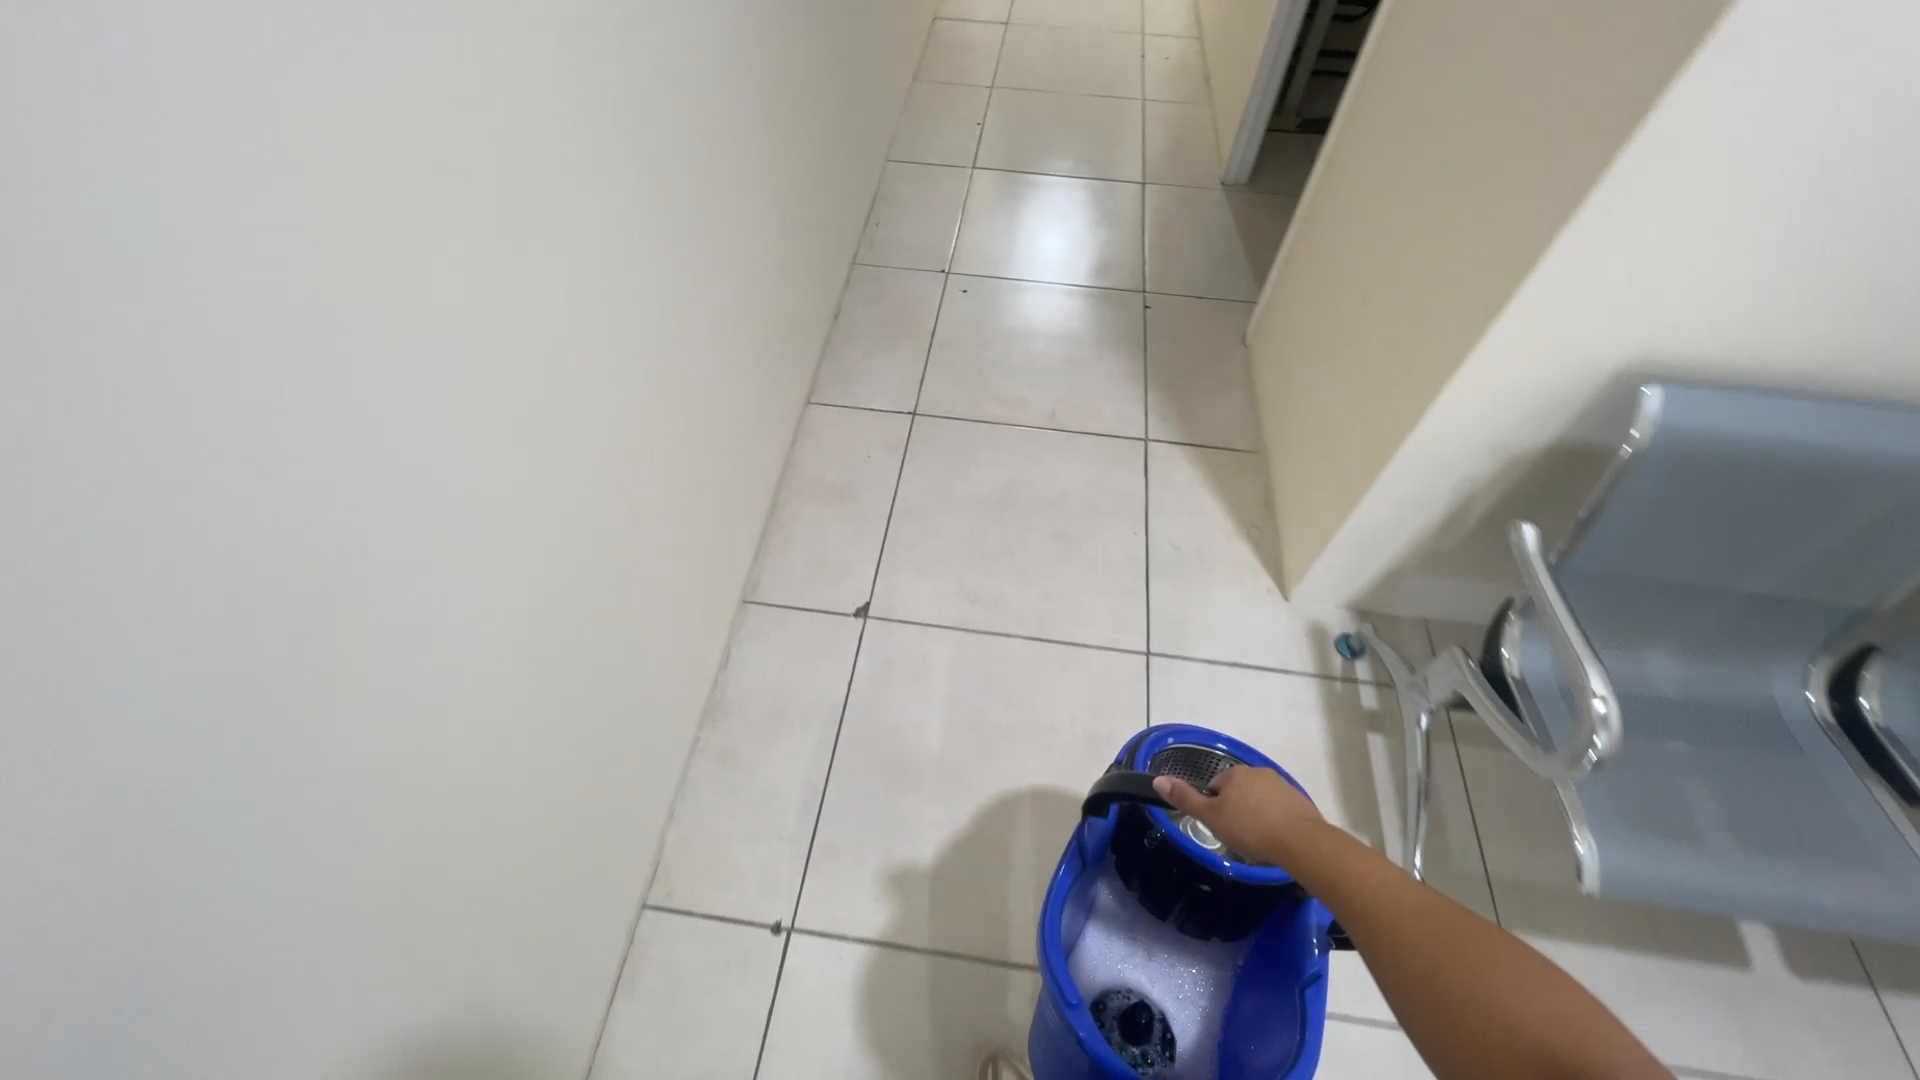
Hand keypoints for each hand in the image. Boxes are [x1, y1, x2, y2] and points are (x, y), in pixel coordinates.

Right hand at [1152, 765, 1325, 864]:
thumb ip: (1185, 798)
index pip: (1215, 786)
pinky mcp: (1299, 800)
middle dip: (1236, 809)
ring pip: (1260, 799)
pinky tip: (1276, 839)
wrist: (1300, 841)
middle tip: (1237, 834)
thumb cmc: (1250, 829)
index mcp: (1234, 774)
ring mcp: (1281, 785)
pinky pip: (1280, 808)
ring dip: (1256, 813)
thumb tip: (1158, 779)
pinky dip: (1276, 819)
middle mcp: (1257, 772)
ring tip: (1258, 840)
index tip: (1220, 826)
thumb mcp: (1211, 817)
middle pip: (1238, 790)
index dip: (1214, 807)